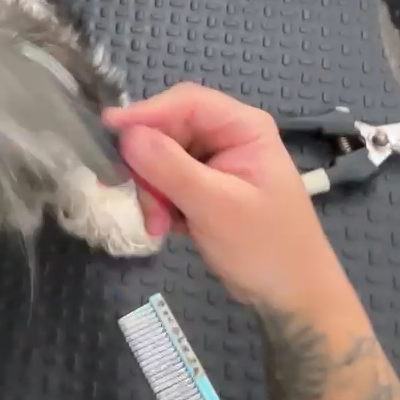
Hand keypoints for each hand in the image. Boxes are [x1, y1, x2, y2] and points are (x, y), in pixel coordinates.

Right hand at [105, 83, 338, 305]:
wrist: (291, 297)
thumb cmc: (265, 247)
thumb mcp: (216, 206)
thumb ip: (170, 168)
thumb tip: (126, 135)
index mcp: (243, 127)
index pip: (185, 102)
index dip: (145, 112)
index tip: (108, 128)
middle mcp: (227, 136)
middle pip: (167, 131)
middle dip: (149, 167)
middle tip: (144, 204)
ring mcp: (214, 161)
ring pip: (160, 158)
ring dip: (152, 191)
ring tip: (160, 225)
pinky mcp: (203, 185)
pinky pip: (165, 180)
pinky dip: (159, 202)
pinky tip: (168, 227)